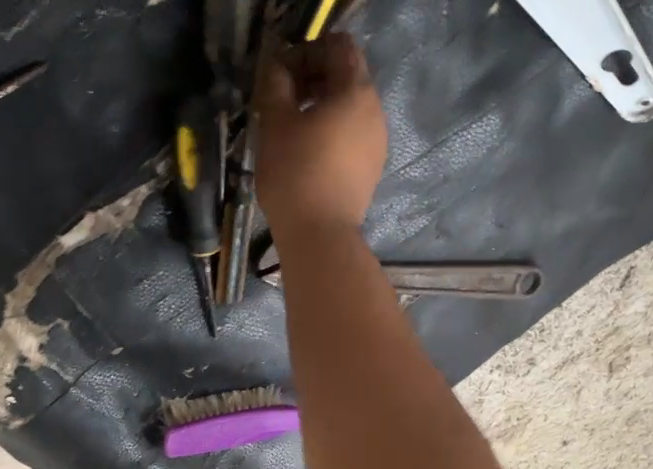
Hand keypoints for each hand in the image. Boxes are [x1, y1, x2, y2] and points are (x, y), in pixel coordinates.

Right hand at [254, 33, 386, 237]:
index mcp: (355, 91)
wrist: (320, 236)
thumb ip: (276, 86)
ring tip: (291, 132)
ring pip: (349, 110)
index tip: (280, 76)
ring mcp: (377, 142)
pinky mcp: (371, 169)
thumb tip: (278, 69)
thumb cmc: (294, 175)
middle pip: (346, 78)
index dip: (306, 52)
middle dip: (313, 81)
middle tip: (281, 102)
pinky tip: (307, 157)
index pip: (338, 47)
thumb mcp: (275, 125)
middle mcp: (374, 110)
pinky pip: (351, 137)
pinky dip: (330, 135)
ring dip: (320, 110)